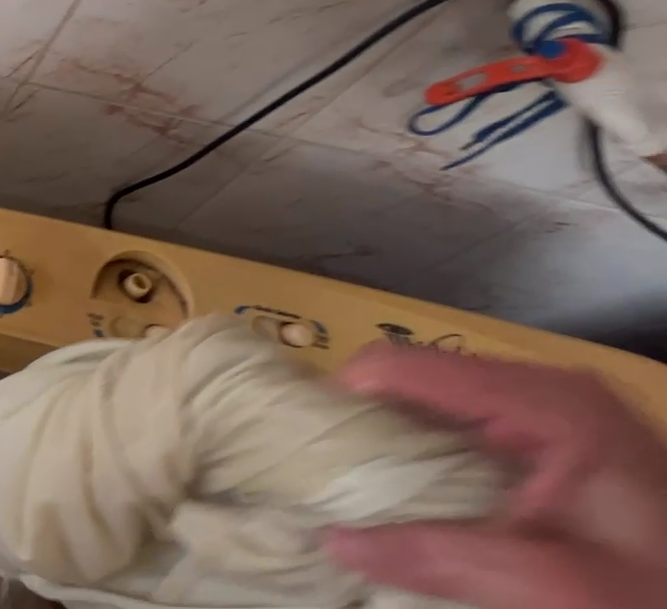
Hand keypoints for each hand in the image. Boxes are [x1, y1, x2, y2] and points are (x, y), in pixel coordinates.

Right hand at [325, 346, 666, 608]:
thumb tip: (334, 540)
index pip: (398, 365)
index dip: (344, 398)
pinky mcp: (552, 426)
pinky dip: (427, 447)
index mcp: (543, 401)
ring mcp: (549, 402)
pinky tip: (425, 488)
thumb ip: (449, 560)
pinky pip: (459, 417)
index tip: (317, 448)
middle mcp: (541, 383)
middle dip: (366, 421)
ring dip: (393, 436)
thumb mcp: (562, 589)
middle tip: (340, 473)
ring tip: (374, 483)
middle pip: (409, 376)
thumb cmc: (655, 592)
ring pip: (428, 396)